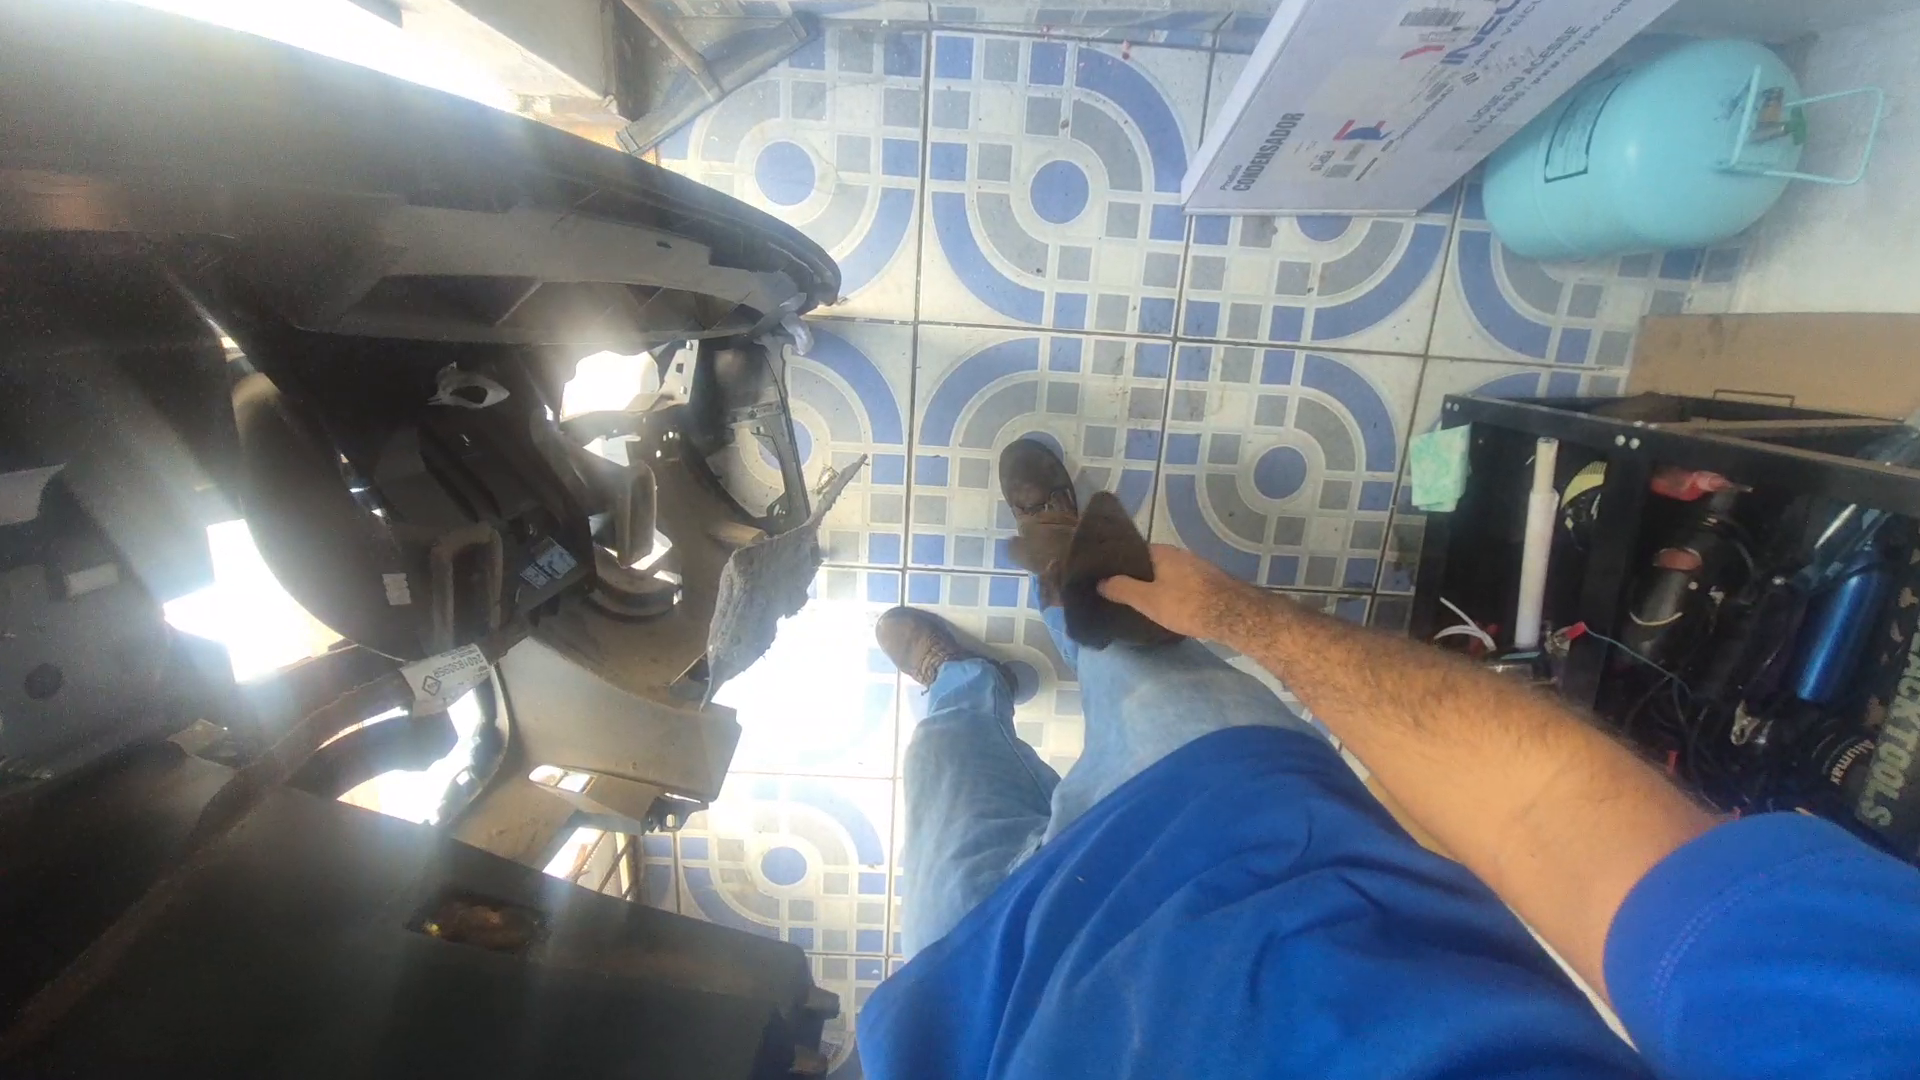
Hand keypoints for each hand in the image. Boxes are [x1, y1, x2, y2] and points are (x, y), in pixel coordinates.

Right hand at [1097, 544, 1246, 640]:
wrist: (1235, 616)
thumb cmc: (1187, 604)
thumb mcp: (1147, 600)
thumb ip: (1122, 589)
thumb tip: (1100, 581)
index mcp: (1161, 552)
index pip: (1132, 551)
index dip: (1117, 564)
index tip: (1105, 577)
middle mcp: (1179, 553)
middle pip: (1150, 563)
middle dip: (1136, 576)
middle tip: (1119, 593)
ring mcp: (1196, 566)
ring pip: (1167, 574)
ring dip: (1155, 585)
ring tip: (1140, 601)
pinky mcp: (1209, 581)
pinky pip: (1181, 583)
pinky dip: (1171, 592)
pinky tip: (1168, 606)